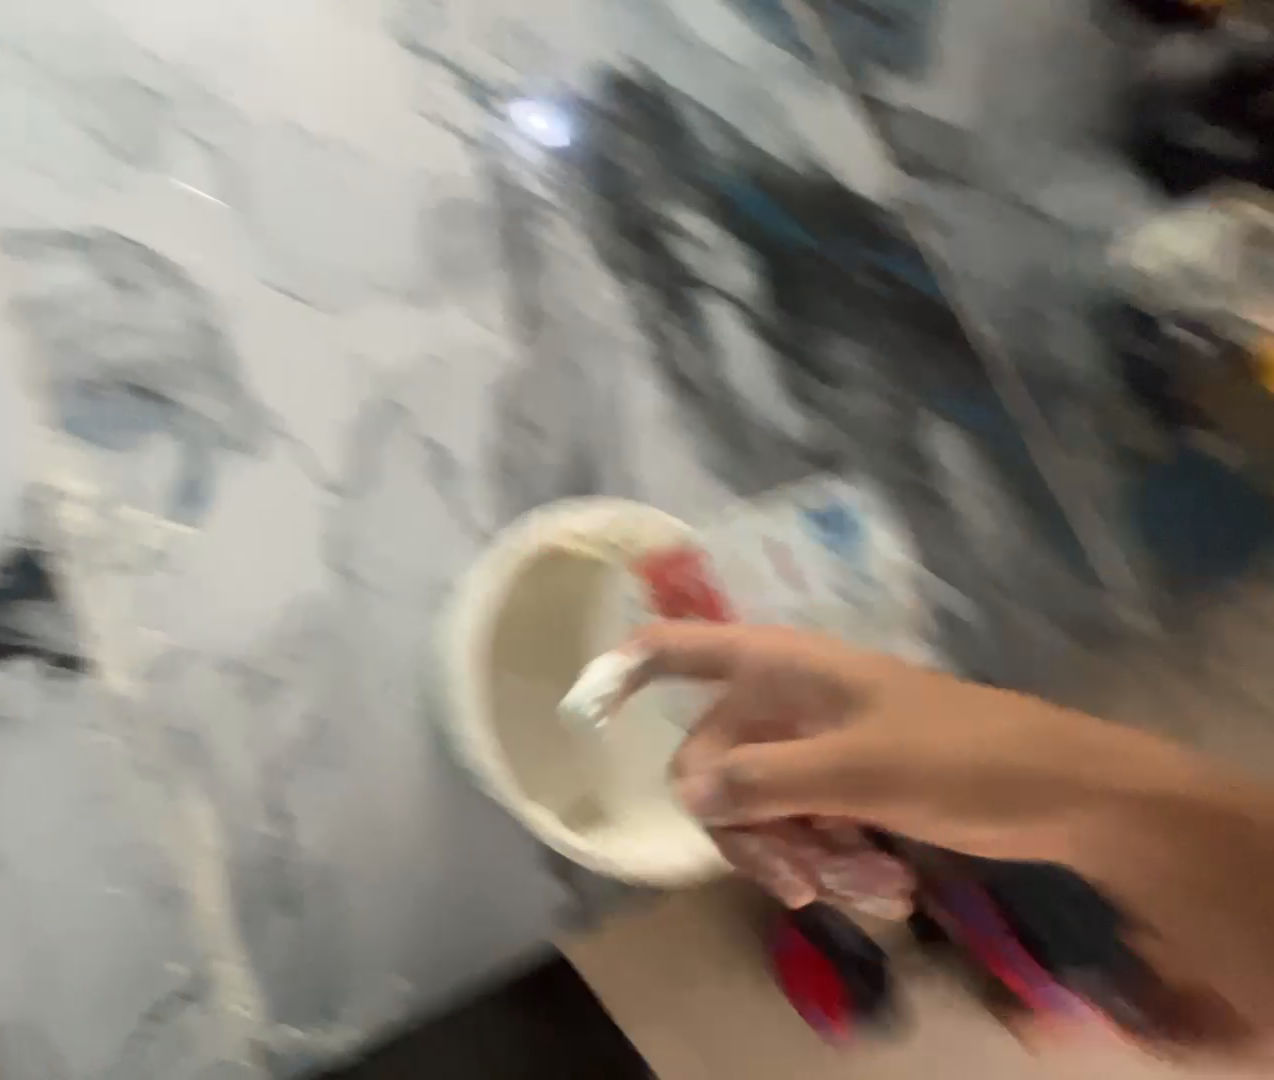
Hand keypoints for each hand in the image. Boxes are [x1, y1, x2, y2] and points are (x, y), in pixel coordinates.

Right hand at [631, 622, 1183, 913]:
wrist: (1078, 796)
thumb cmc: (963, 756)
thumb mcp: (859, 770)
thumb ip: (763, 781)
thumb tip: (686, 798)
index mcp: (773, 667)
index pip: (672, 648)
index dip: (620, 669)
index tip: (584, 712)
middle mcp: (774, 701)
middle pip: (708, 761)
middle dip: (744, 825)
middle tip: (791, 879)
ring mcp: (800, 744)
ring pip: (747, 803)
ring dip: (789, 852)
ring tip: (855, 886)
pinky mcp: (829, 783)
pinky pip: (788, 822)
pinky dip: (817, 857)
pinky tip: (875, 883)